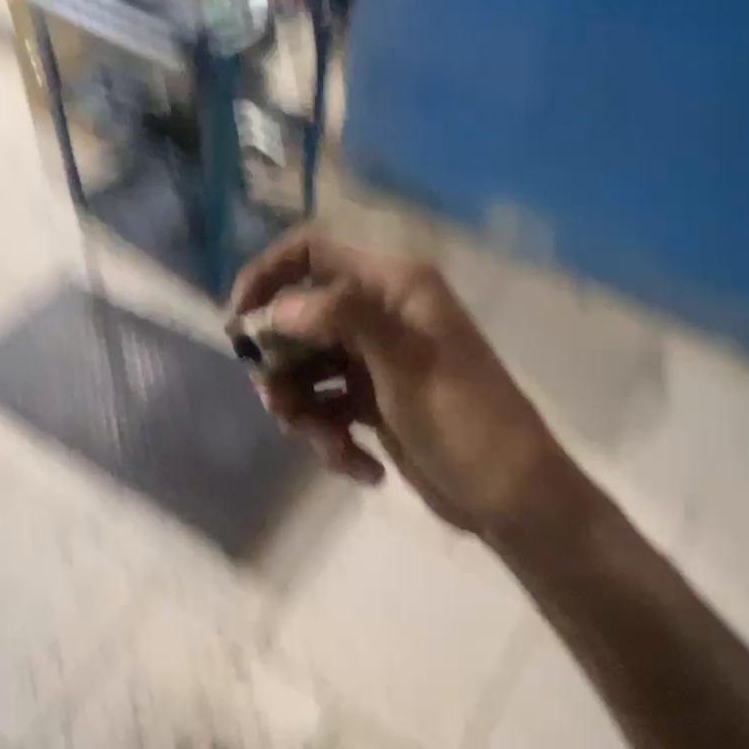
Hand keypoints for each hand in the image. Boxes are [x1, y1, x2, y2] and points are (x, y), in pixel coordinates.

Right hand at [230, 228, 588, 536]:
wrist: (509, 495)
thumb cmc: (465, 419)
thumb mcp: (405, 362)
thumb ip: (341, 318)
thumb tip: (278, 307)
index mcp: (393, 288)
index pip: (311, 253)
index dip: (266, 277)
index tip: (238, 324)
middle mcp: (379, 315)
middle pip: (297, 320)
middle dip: (281, 365)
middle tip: (279, 405)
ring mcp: (374, 362)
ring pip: (304, 371)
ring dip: (303, 411)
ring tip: (330, 444)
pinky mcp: (372, 404)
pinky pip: (325, 409)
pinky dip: (331, 439)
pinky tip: (360, 466)